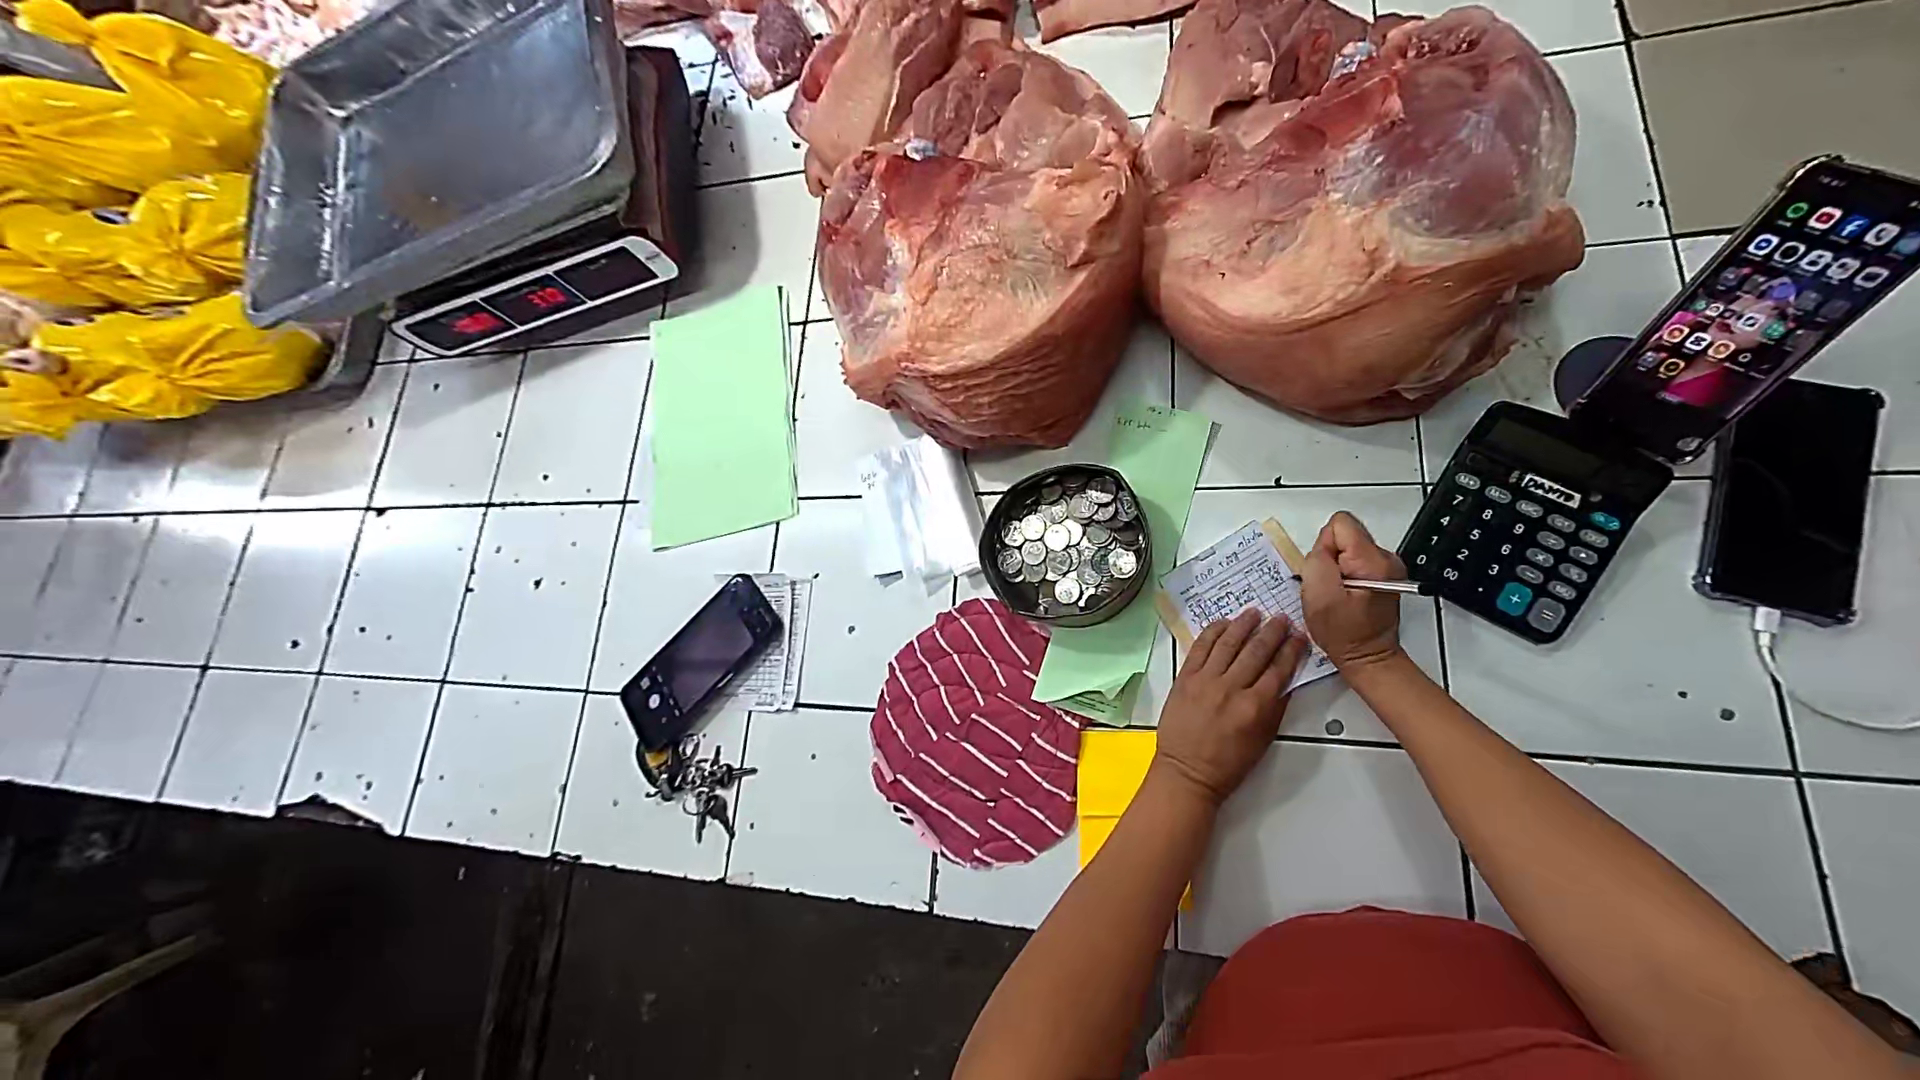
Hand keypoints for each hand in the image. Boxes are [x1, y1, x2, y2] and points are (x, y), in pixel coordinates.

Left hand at [1154, 610, 1309, 807]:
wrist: (1187, 770)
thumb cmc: (1227, 763)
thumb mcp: (1263, 738)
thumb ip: (1275, 707)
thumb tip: (1286, 681)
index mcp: (1256, 707)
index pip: (1279, 669)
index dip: (1292, 650)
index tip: (1299, 636)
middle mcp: (1231, 688)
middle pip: (1256, 651)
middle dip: (1272, 632)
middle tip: (1281, 618)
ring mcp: (1205, 680)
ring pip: (1228, 644)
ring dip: (1243, 625)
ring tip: (1254, 613)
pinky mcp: (1185, 678)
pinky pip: (1201, 648)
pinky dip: (1212, 633)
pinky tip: (1222, 623)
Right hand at [1302, 510, 1406, 671]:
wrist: (1366, 656)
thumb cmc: (1343, 631)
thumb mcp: (1317, 592)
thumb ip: (1318, 557)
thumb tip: (1324, 544)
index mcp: (1372, 561)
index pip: (1341, 523)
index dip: (1324, 546)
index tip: (1327, 572)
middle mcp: (1386, 559)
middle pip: (1345, 534)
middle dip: (1330, 557)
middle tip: (1330, 586)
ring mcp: (1387, 567)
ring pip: (1347, 548)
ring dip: (1335, 567)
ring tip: (1337, 593)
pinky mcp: (1383, 575)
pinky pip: (1353, 560)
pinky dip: (1344, 575)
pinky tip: (1344, 594)